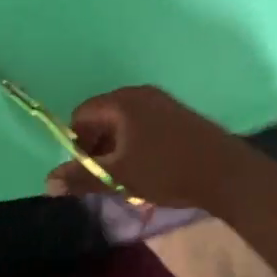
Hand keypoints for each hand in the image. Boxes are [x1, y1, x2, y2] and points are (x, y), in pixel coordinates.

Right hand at [43, 85, 263, 213]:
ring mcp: (163, 102)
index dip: (78, 142)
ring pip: (127, 123)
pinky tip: (152, 170)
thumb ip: (82, 177)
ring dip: (120, 148)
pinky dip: (140, 144)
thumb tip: (47, 183)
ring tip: (129, 177)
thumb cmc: (167, 170)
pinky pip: (147, 125)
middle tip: (106, 175)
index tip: (87, 169)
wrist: (229, 175)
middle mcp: (140, 94)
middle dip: (99, 147)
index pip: (82, 115)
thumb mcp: (120, 177)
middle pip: (104, 117)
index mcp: (121, 102)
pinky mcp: (181, 115)